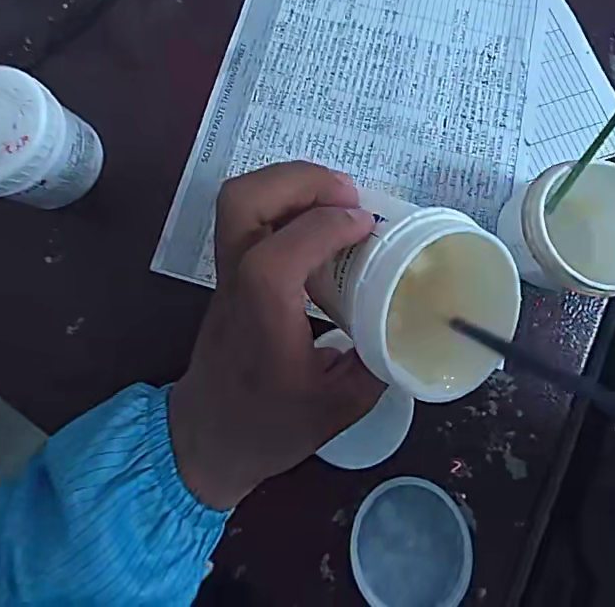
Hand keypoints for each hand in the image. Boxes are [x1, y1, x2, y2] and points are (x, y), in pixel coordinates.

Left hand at [168, 162, 387, 508]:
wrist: (207, 433)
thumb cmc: (268, 425)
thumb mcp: (338, 408)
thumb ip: (377, 362)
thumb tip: (407, 316)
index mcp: (261, 318)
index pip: (278, 255)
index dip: (324, 227)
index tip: (367, 224)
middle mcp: (237, 279)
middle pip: (243, 201)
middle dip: (299, 181)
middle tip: (348, 193)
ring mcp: (228, 266)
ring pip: (239, 196)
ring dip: (290, 181)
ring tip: (336, 195)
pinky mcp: (232, 262)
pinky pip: (248, 208)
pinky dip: (283, 194)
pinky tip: (318, 213)